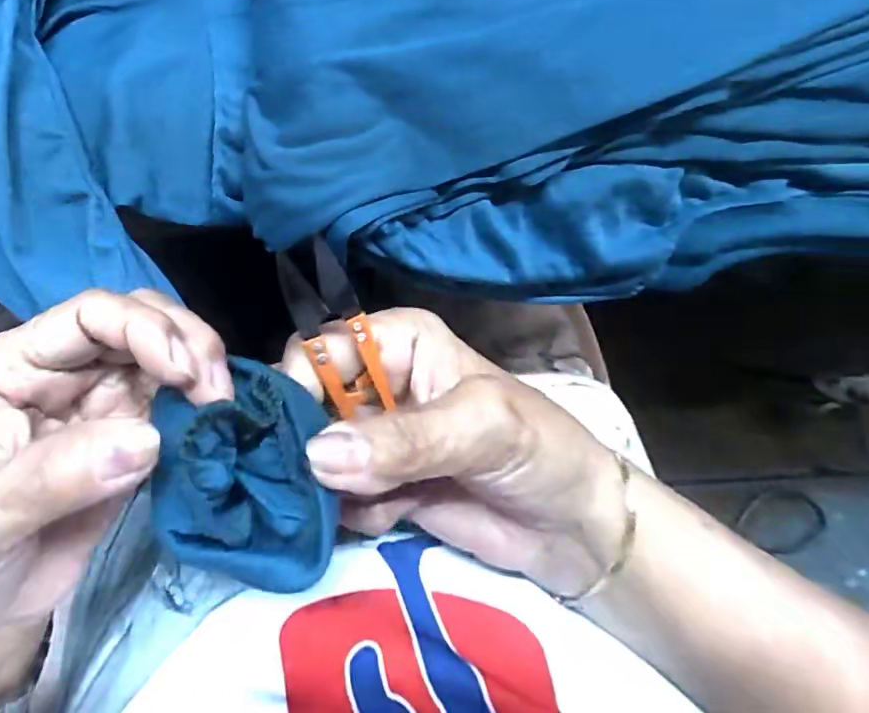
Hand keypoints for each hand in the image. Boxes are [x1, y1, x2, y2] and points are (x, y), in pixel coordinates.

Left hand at [0, 289, 232, 706]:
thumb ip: (52, 477)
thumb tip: (145, 440)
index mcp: (17, 363)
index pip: (90, 314)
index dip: (142, 328)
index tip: (181, 374)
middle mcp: (65, 365)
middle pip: (140, 316)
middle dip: (185, 339)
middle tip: (214, 389)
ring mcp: (104, 392)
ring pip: (168, 345)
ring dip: (203, 362)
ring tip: (221, 402)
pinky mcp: (136, 424)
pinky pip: (179, 392)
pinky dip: (204, 397)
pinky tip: (218, 418)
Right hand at [281, 308, 627, 597]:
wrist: (575, 527)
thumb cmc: (539, 447)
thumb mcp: (480, 428)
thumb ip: (404, 440)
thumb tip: (318, 453)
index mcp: (401, 341)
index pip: (326, 346)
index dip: (300, 380)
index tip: (293, 431)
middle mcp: (381, 383)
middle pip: (311, 400)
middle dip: (307, 439)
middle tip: (309, 478)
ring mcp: (378, 439)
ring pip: (319, 453)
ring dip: (328, 483)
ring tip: (373, 499)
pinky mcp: (381, 487)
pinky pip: (339, 496)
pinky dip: (354, 511)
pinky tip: (394, 516)